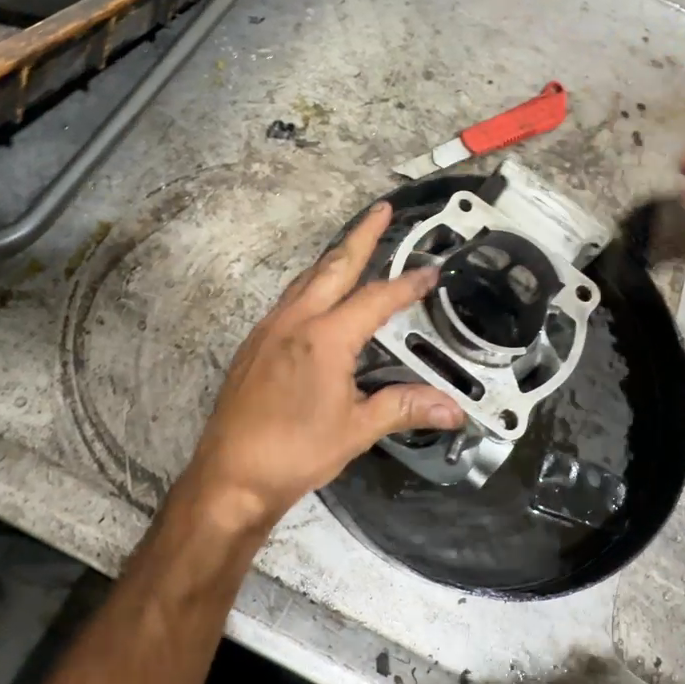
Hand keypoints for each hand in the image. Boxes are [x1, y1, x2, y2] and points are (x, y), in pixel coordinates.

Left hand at [181, 201, 465, 529]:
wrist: (230, 474)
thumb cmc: (296, 452)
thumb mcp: (356, 429)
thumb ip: (404, 408)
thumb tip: (454, 410)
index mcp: (326, 337)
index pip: (376, 299)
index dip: (406, 284)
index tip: (431, 270)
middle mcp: (296, 320)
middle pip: (335, 266)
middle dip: (362, 235)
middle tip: (383, 209)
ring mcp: (270, 328)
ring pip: (308, 278)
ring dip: (334, 256)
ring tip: (355, 243)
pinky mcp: (255, 342)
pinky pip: (290, 297)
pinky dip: (312, 282)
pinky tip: (318, 293)